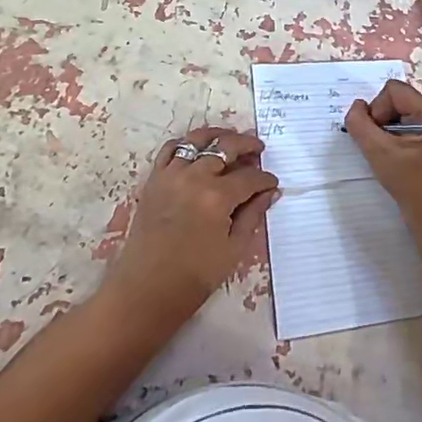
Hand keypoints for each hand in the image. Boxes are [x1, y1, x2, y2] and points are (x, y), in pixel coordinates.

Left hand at [99, 127, 277, 324]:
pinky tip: (197, 147)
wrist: (148, 285)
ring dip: (217, 136)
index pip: (249, 177)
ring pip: (196, 141)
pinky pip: (170, 149)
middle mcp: (194, 177)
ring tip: (230, 138)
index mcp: (217, 197)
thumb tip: (269, 193)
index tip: (272, 182)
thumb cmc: (195, 275)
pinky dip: (186, 143)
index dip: (264, 178)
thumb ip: (252, 216)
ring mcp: (170, 174)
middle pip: (224, 149)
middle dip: (245, 145)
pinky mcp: (154, 178)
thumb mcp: (233, 249)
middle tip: (258, 148)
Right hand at [343, 80, 421, 205]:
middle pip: (393, 97)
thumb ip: (358, 122)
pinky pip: (399, 117)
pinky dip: (389, 130)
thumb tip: (357, 105)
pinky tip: (393, 149)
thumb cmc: (407, 181)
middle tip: (383, 143)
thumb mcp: (376, 150)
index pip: (392, 90)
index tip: (380, 134)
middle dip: (380, 117)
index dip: (378, 109)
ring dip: (383, 125)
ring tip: (388, 148)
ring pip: (394, 108)